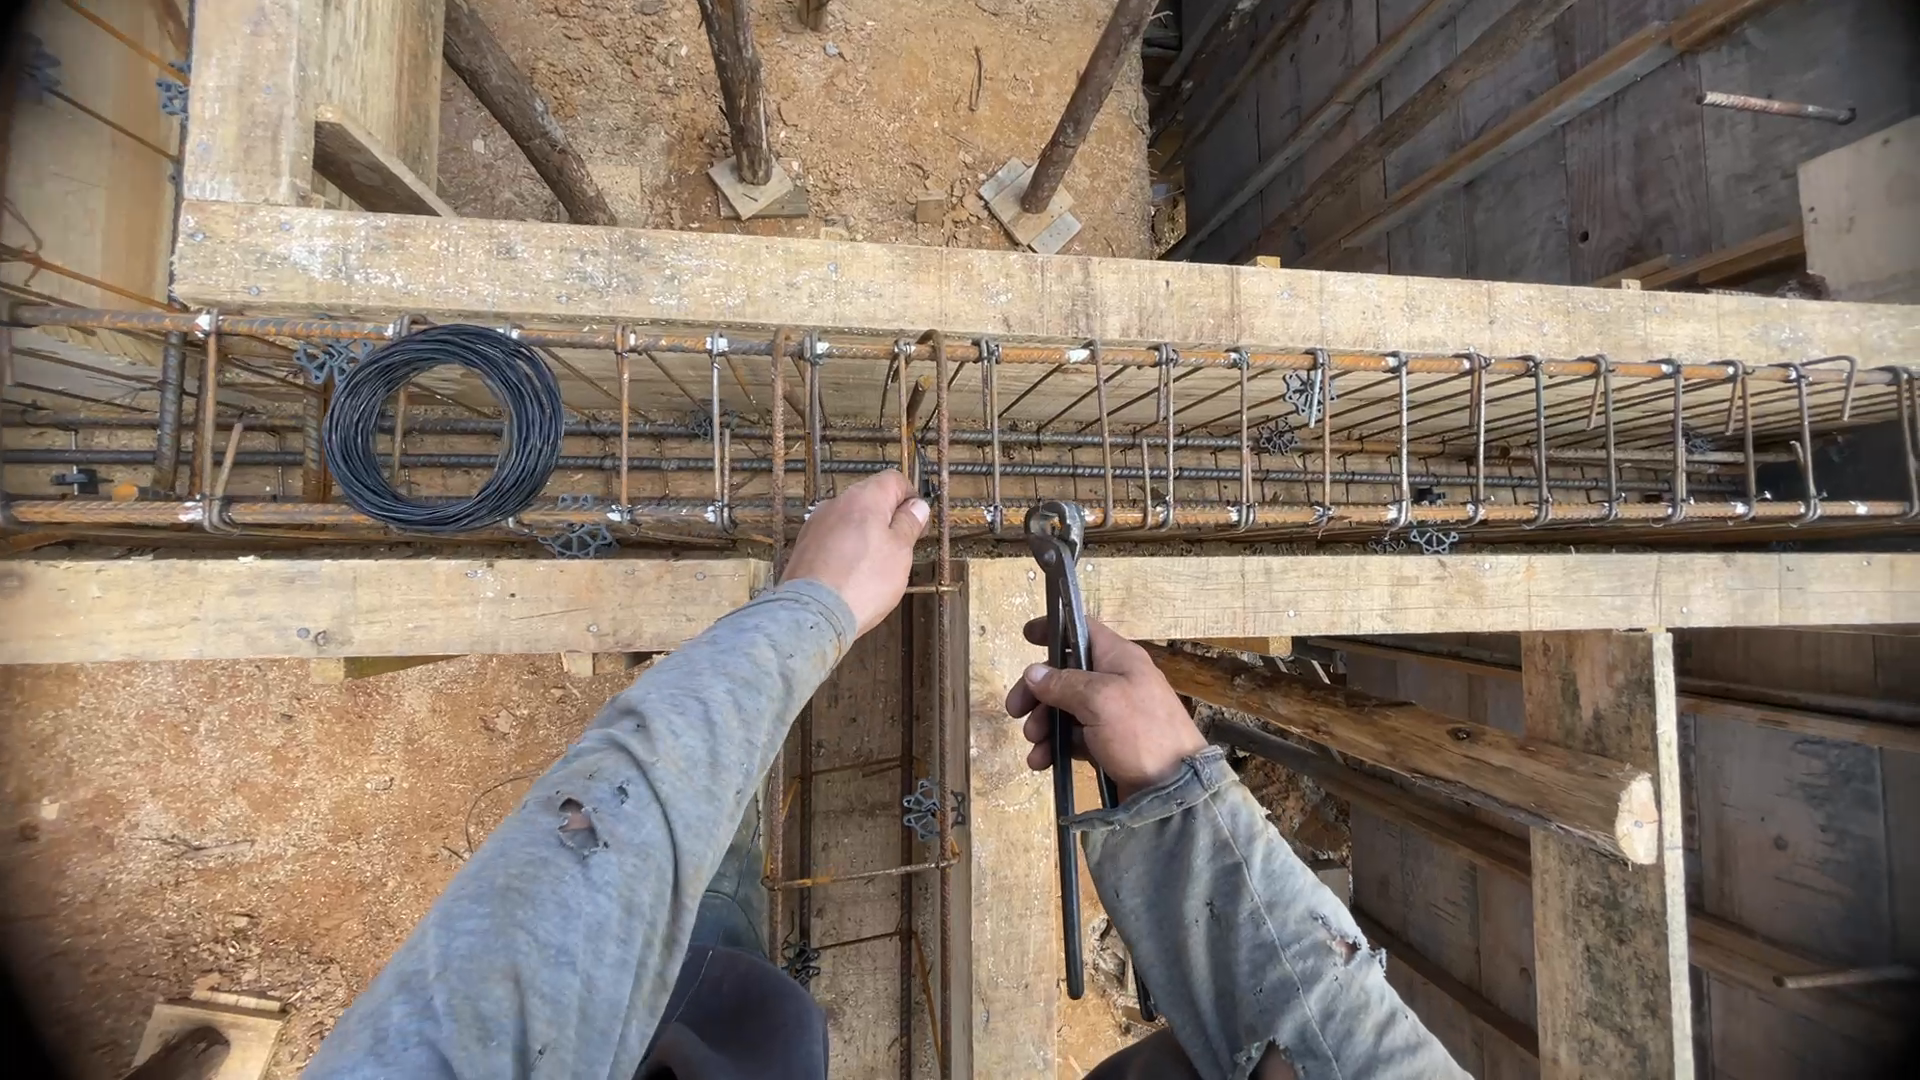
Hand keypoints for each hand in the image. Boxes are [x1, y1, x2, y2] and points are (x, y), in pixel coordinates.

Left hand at [780, 469, 928, 637]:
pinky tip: (851, 574)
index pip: (894, 480)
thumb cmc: (862, 582)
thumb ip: (909, 524)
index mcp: (865, 497)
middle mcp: (837, 503)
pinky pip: (832, 539)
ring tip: (874, 567)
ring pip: (849, 520)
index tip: (917, 521)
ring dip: (865, 535)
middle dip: (887, 518)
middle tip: (900, 549)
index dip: (910, 497)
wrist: (814, 614)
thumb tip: (917, 506)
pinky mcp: (804, 546)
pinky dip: (845, 550)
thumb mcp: (900, 552)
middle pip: (870, 499)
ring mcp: (816, 523)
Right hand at [1004, 616, 1206, 800]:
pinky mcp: (1108, 744)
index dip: (1054, 628)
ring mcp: (1112, 714)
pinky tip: (1041, 762)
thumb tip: (1033, 672)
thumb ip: (1063, 683)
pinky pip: (1073, 737)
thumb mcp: (1100, 699)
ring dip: (1043, 723)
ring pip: (1065, 708)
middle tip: (1015, 710)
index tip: (1027, 635)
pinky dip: (1055, 746)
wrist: (1175, 791)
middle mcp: (1115, 681)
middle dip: (1037, 692)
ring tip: (1034, 744)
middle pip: (1065, 674)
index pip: (1082, 629)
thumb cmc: (1141, 733)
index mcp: (1119, 658)